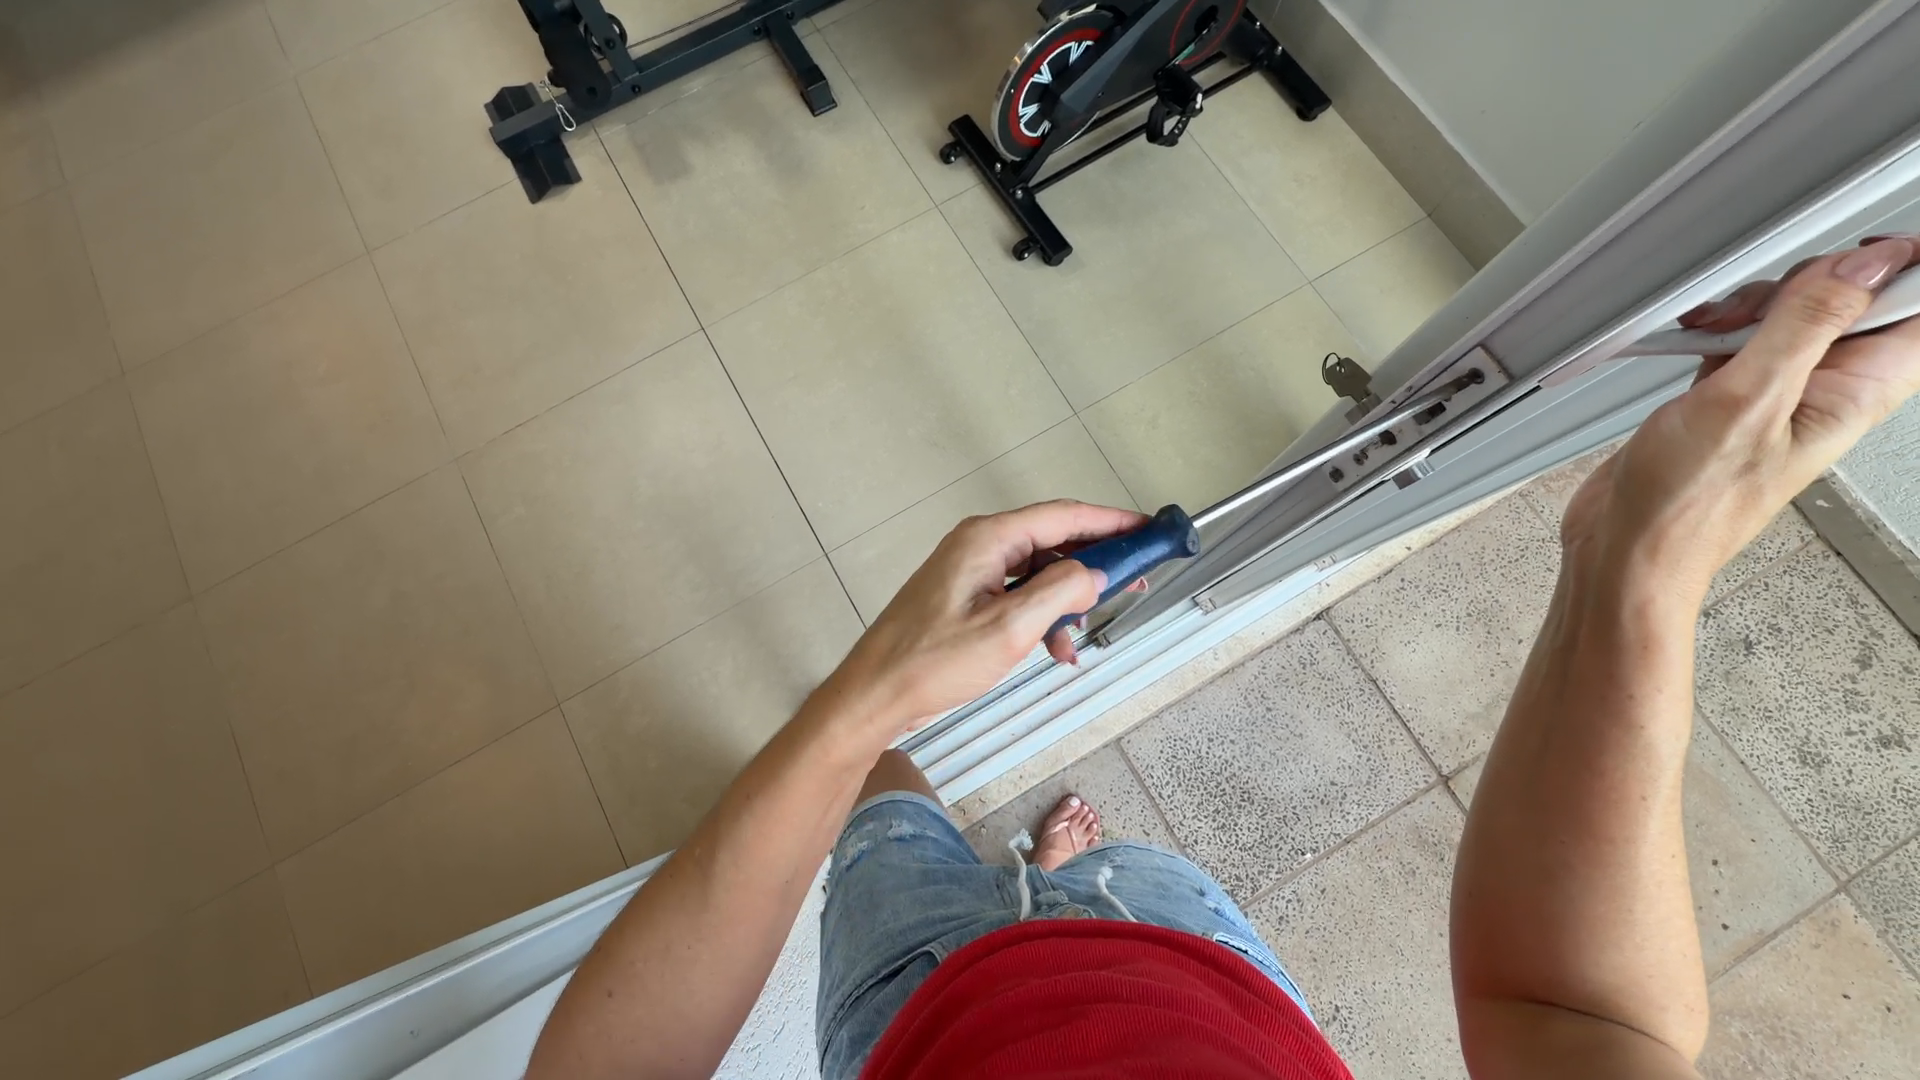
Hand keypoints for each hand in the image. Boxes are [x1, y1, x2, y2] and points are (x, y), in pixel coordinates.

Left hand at [828, 500, 1148, 734]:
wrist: (876, 693)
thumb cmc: (936, 660)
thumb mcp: (1009, 628)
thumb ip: (1060, 592)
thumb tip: (1095, 572)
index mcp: (988, 538)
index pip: (1063, 516)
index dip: (1111, 522)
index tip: (1149, 531)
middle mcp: (980, 544)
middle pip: (1052, 541)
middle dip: (1093, 564)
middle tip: (1134, 584)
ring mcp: (971, 571)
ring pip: (1037, 573)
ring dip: (1065, 601)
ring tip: (1083, 634)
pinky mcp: (966, 598)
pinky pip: (1017, 595)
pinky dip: (1040, 617)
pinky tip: (1055, 649)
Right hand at [1561, 236, 1919, 602]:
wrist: (1630, 543)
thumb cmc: (1687, 501)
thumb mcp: (1745, 402)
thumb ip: (1807, 328)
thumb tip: (1864, 267)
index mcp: (1858, 392)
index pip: (1915, 305)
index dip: (1888, 270)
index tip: (1834, 264)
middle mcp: (1825, 392)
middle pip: (1851, 303)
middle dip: (1801, 287)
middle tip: (1753, 307)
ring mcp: (1774, 398)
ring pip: (1789, 322)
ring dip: (1748, 311)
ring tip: (1707, 328)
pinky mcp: (1724, 404)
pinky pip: (1739, 347)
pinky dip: (1713, 335)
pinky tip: (1688, 342)